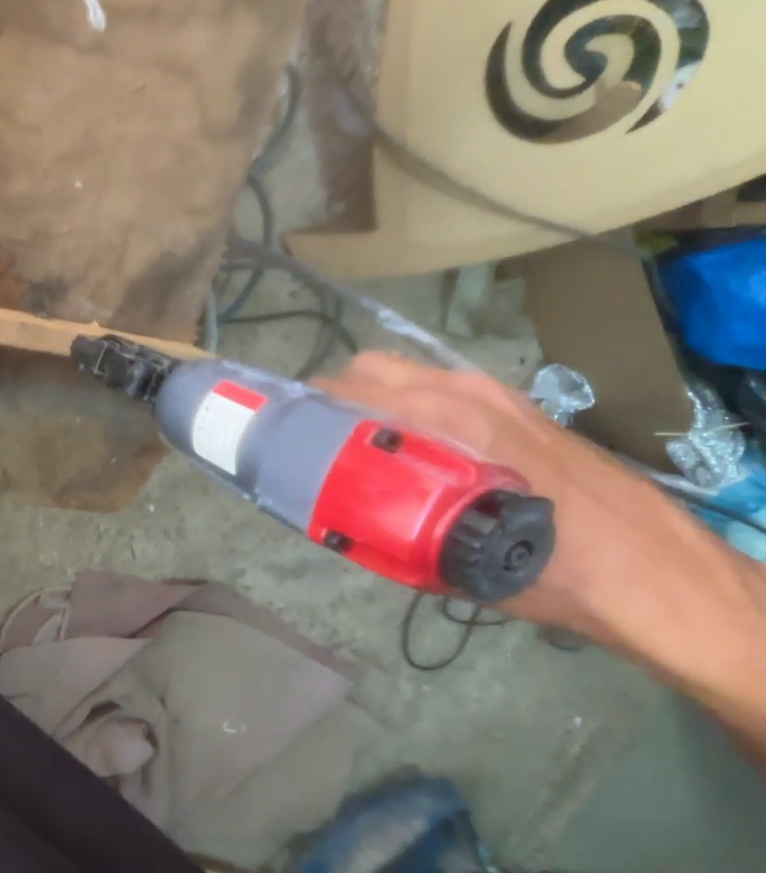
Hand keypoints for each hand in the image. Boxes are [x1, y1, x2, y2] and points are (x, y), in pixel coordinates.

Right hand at [315, 353, 734, 643]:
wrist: (665, 582)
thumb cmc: (554, 570)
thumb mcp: (448, 558)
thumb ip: (383, 522)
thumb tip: (327, 511)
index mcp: (449, 417)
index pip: (352, 386)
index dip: (309, 406)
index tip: (287, 434)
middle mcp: (470, 392)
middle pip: (373, 368)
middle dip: (338, 396)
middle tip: (321, 440)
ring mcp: (502, 397)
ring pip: (411, 376)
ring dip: (376, 401)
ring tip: (364, 446)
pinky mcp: (525, 411)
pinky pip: (446, 391)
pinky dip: (414, 407)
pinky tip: (419, 452)